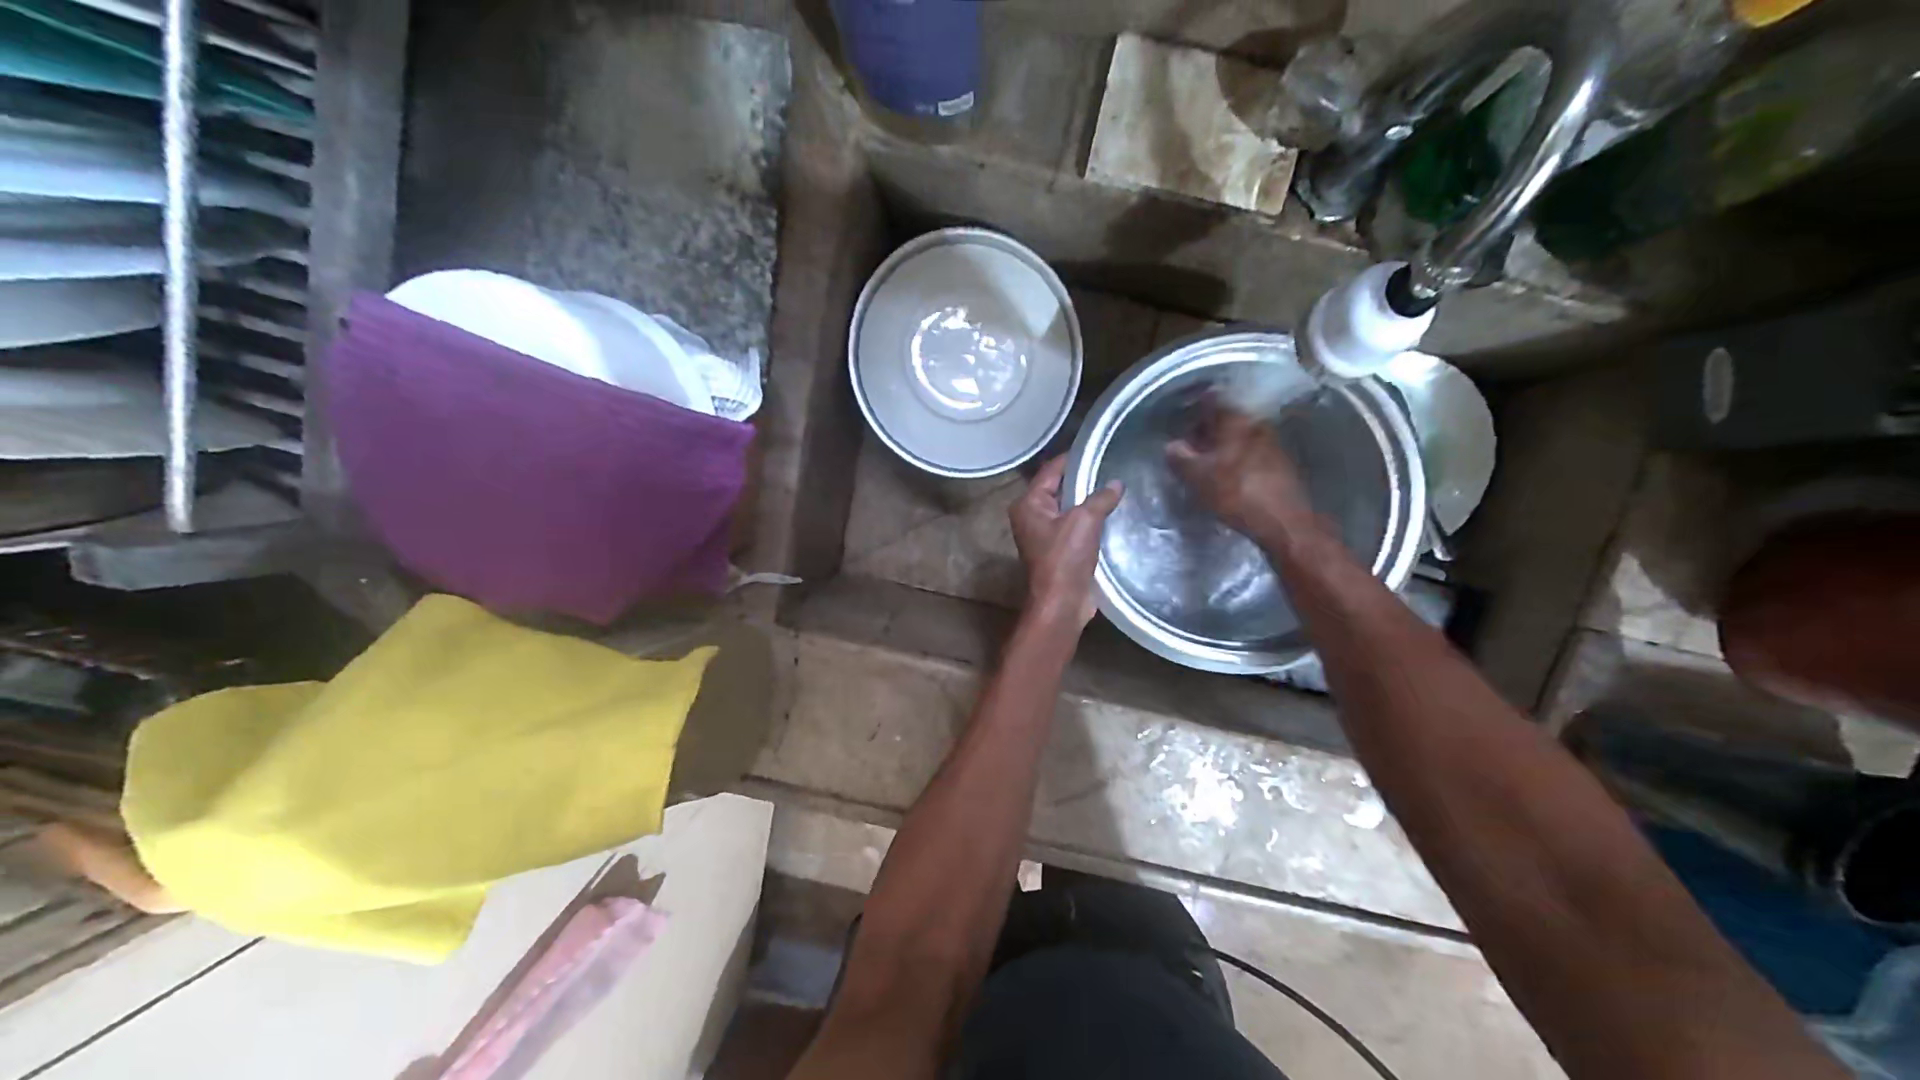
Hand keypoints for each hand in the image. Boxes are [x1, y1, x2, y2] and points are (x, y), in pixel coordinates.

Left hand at [1009, 456, 1123, 627]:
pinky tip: (1112, 512)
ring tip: (1116, 485)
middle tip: (1112, 464)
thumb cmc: (1065, 558)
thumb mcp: (1084, 521)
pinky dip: (1090, 519)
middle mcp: (1031, 515)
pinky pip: (1075, 525)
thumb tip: (1117, 483)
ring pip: (1069, 507)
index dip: (1074, 458)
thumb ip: (1100, 498)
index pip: (1051, 470)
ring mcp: (1044, 533)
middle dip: (1084, 478)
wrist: (1061, 603)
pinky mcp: (1058, 549)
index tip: (1098, 447)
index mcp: (1028, 504)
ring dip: (1088, 500)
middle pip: (1059, 487)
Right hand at [1166, 404, 1312, 540]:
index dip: (1193, 409)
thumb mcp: (1197, 477)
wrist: (1283, 522)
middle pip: (1226, 419)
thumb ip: (1179, 457)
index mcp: (1236, 419)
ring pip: (1239, 437)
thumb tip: (1171, 446)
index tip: (1180, 423)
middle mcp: (1257, 424)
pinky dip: (1236, 460)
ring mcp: (1272, 443)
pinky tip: (1227, 477)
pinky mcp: (1281, 464)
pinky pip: (1251, 453)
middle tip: (1188, 448)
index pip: (1211, 400)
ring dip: (1222, 447)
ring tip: (1205, 466)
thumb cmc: (1236, 492)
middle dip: (1206, 431)